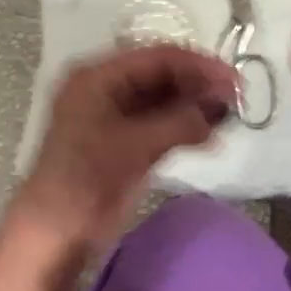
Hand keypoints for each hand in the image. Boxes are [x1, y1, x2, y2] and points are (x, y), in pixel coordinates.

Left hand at [15, 45, 236, 245]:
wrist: (54, 233)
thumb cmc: (84, 181)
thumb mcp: (135, 146)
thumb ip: (181, 121)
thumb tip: (221, 106)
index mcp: (96, 77)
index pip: (156, 57)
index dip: (199, 65)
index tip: (235, 81)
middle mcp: (105, 88)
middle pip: (161, 75)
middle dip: (199, 85)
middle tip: (237, 100)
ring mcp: (113, 115)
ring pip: (163, 99)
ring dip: (195, 106)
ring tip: (229, 116)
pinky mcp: (123, 142)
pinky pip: (160, 123)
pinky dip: (184, 126)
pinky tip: (210, 134)